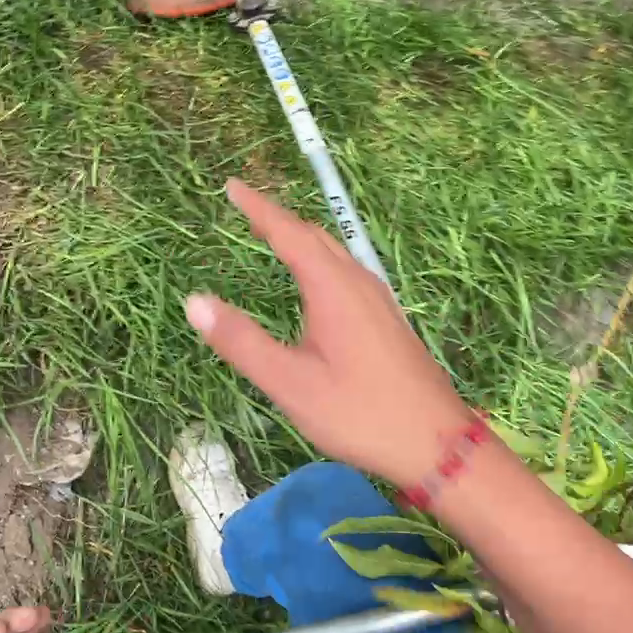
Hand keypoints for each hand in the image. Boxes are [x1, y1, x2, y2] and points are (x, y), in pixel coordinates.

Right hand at [185, 179, 478, 488]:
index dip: (258, 208)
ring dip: (299, 236)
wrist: (438, 445)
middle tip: (244, 207)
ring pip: (332, 252)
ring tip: (271, 234)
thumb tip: (194, 301)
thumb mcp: (291, 384)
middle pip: (313, 235)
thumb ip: (242, 341)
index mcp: (333, 287)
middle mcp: (357, 282)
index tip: (232, 186)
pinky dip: (317, 257)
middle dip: (277, 217)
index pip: (288, 232)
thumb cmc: (360, 413)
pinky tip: (313, 280)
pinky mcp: (386, 317)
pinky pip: (344, 269)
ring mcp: (377, 299)